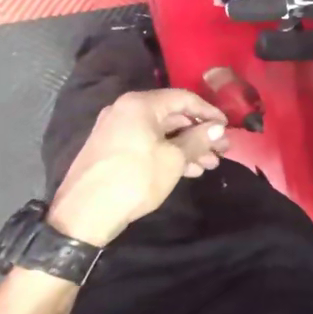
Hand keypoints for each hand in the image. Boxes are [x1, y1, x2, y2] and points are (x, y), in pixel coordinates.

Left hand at [48, 88, 230, 246]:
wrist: (84, 214)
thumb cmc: (135, 179)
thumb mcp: (174, 158)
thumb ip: (198, 139)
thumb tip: (218, 128)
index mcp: (140, 105)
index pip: (184, 99)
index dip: (209, 112)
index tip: (228, 127)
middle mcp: (126, 111)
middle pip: (173, 116)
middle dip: (200, 134)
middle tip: (222, 150)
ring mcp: (117, 130)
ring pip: (162, 133)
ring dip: (188, 147)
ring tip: (209, 165)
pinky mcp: (113, 149)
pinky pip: (149, 143)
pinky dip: (169, 153)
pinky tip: (189, 170)